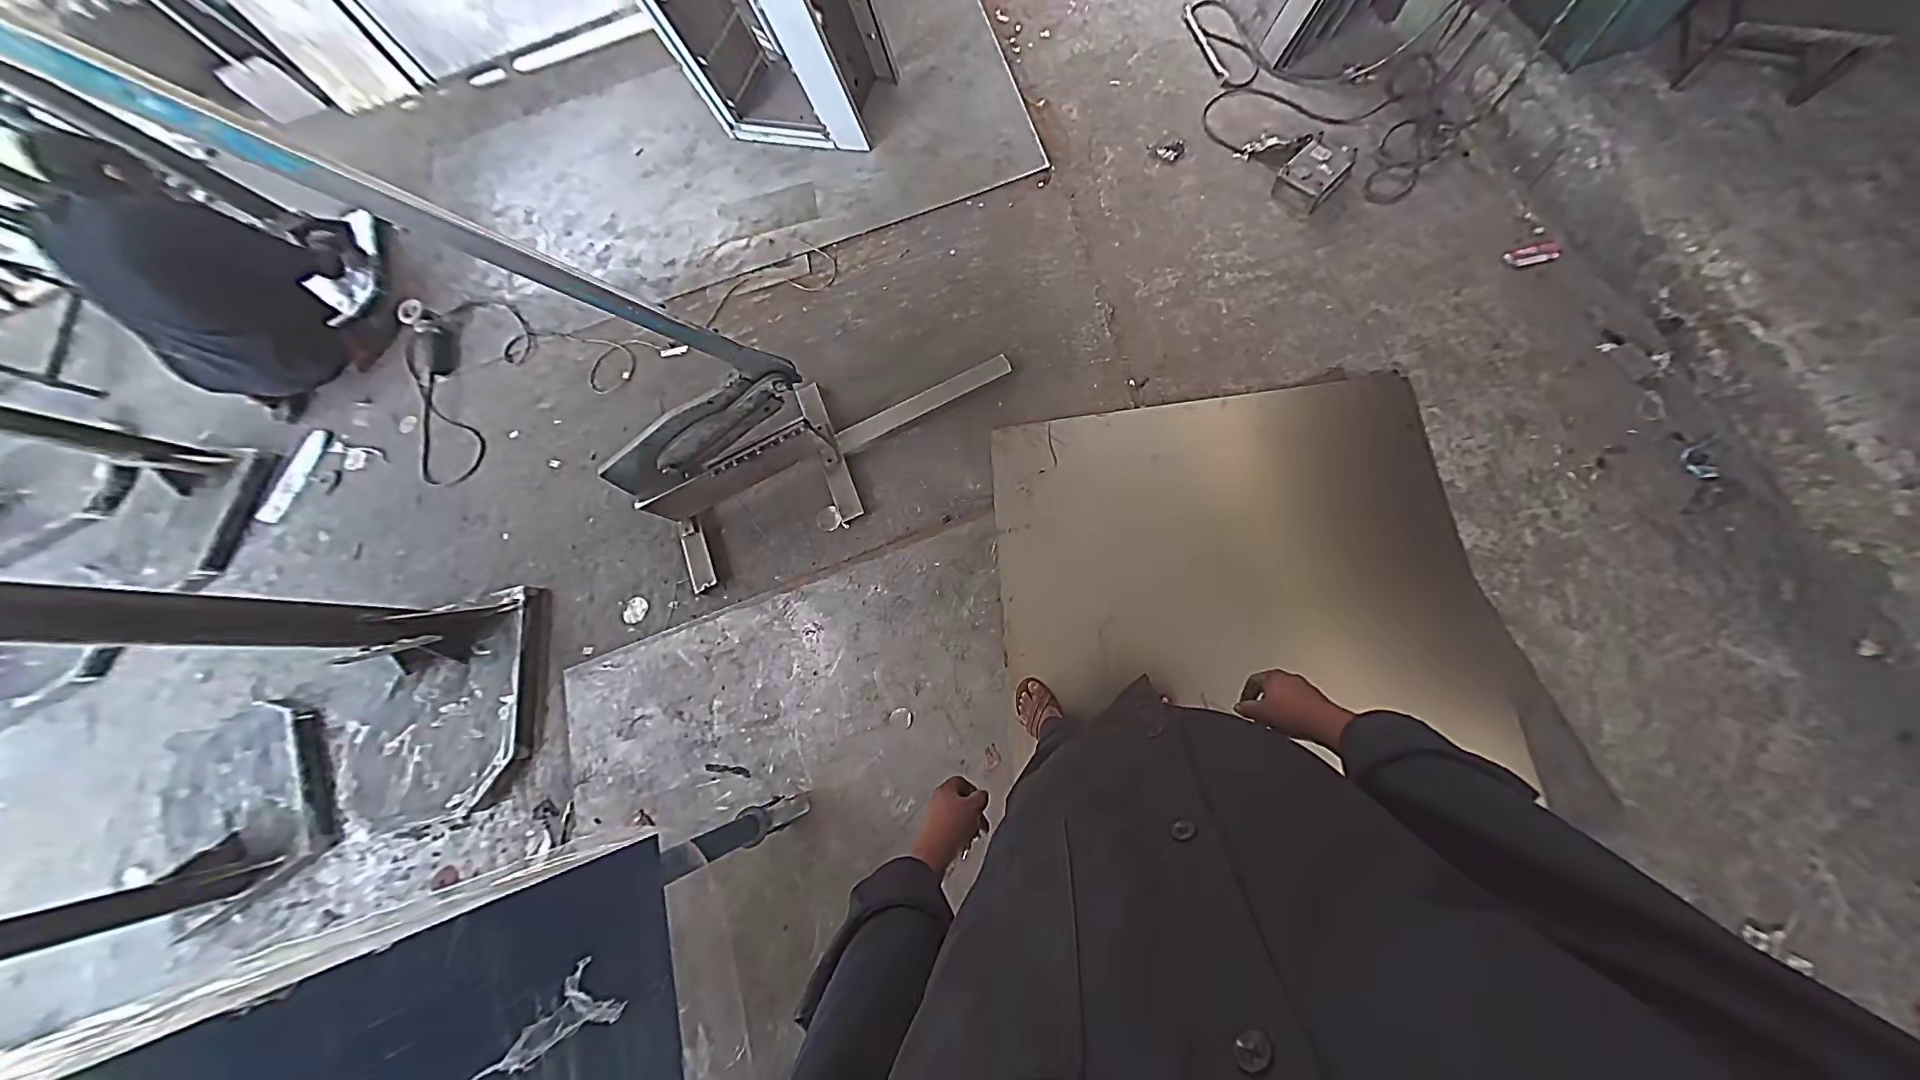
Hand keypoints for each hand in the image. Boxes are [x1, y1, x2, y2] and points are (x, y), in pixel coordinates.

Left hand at [910, 776, 988, 874]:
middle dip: (973, 811)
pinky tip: (964, 843)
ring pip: (956, 816)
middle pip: (960, 800)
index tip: (982, 802)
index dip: (975, 792)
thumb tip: (982, 795)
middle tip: (981, 822)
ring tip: (973, 835)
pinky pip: (950, 829)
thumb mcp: (974, 807)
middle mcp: (937, 800)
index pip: (962, 782)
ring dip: (968, 825)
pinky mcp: (933, 832)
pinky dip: (959, 834)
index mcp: (945, 789)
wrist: (934, 853)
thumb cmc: (952, 828)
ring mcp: (933, 816)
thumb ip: (981, 797)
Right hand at [1235, 669, 1354, 748]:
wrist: (1324, 723)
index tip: (1244, 707)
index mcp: (1273, 675)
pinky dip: (1293, 711)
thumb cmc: (1295, 714)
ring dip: (1279, 706)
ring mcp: (1304, 687)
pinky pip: (1299, 703)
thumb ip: (1246, 709)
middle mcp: (1289, 677)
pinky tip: (1292, 724)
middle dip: (1263, 701)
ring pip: (1285, 695)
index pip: (1252, 681)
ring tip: (1276, 722)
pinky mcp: (1316, 699)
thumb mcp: (1260, 714)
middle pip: (1269, 687)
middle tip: (1259, 715)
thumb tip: (1240, 707)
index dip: (1245, 696)